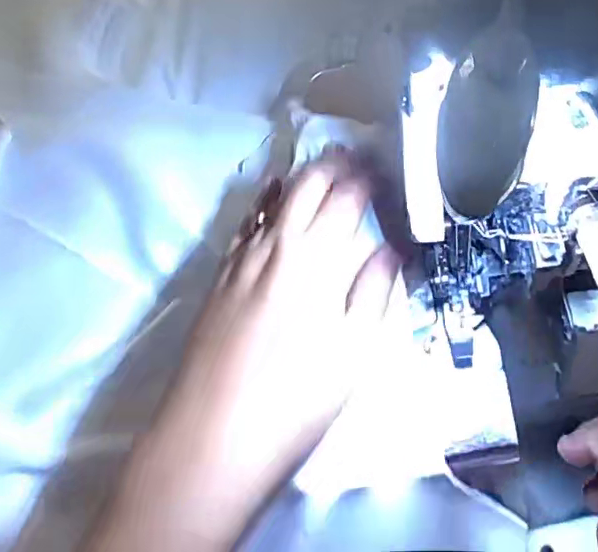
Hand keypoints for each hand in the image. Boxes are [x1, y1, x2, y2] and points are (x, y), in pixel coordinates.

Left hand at [83, 153, 400, 551]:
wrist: (207, 443)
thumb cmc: (295, 397)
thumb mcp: (355, 349)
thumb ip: (374, 290)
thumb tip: (390, 248)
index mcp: (316, 258)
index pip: (347, 198)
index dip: (368, 178)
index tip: (385, 169)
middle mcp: (278, 245)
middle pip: (308, 185)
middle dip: (335, 164)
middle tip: (357, 154)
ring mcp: (243, 260)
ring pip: (275, 198)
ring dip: (303, 175)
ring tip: (324, 164)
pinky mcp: (219, 278)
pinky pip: (247, 222)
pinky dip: (265, 199)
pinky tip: (271, 195)